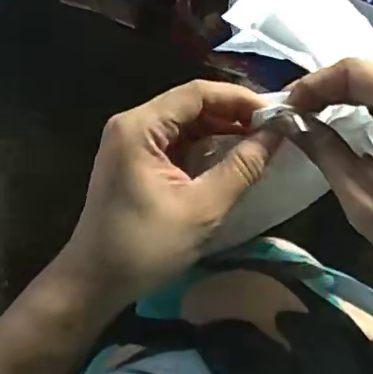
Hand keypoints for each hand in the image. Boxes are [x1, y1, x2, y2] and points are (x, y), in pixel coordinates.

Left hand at [55, 81, 279, 304]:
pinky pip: (174, 140)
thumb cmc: (144, 246)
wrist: (94, 280)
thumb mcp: (201, 208)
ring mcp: (130, 141)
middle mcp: (131, 124)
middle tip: (275, 129)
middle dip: (233, 113)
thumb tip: (276, 134)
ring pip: (184, 122)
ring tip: (262, 142)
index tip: (278, 114)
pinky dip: (204, 145)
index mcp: (139, 126)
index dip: (239, 99)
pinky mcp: (134, 160)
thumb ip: (241, 167)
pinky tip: (232, 157)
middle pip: (189, 104)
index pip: (196, 93)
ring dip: (221, 129)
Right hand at [285, 59, 372, 316]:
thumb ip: (325, 152)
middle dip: (324, 90)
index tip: (284, 110)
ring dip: (343, 99)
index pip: (356, 71)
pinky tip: (346, 129)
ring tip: (309, 121)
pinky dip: (366, 110)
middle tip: (290, 116)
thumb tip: (287, 121)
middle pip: (369, 73)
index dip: (312, 84)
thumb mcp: (366, 203)